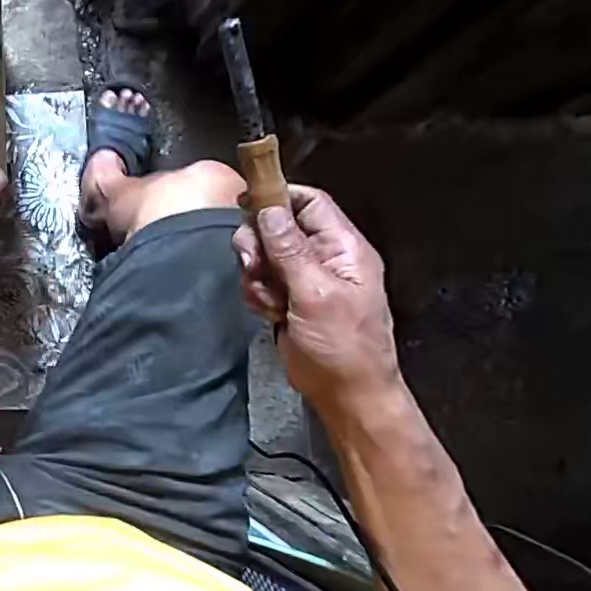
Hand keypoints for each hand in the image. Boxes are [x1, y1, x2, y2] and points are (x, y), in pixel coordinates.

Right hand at [233, 185, 403, 411]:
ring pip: (262, 254)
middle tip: (253, 265)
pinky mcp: (286, 296)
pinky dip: (256, 293)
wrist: (344, 393)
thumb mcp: (316, 293)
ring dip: (255, 273)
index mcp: (343, 248)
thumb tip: (268, 210)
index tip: (247, 203)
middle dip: (257, 244)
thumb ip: (290, 250)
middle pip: (276, 226)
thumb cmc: (343, 346)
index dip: (278, 197)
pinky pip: (259, 279)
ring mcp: (303, 277)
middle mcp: (323, 256)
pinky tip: (269, 311)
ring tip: (269, 298)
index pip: (309, 203)